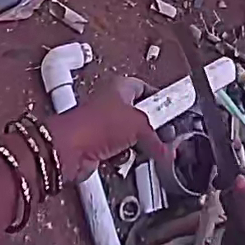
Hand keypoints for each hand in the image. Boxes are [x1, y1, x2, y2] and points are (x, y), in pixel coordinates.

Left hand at [44, 76, 166, 180]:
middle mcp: (113, 104)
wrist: (70, 150)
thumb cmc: (95, 124)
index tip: (174, 110)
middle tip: (164, 136)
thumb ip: (157, 137)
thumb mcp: (138, 124)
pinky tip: (125, 157)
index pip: (147, 89)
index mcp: (121, 87)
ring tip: (145, 149)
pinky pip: (122, 152)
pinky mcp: (100, 147)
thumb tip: (167, 148)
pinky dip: (125, 156)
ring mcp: (106, 126)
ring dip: (139, 146)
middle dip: (153, 129)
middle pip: (142, 115)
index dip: (161, 99)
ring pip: (132, 137)